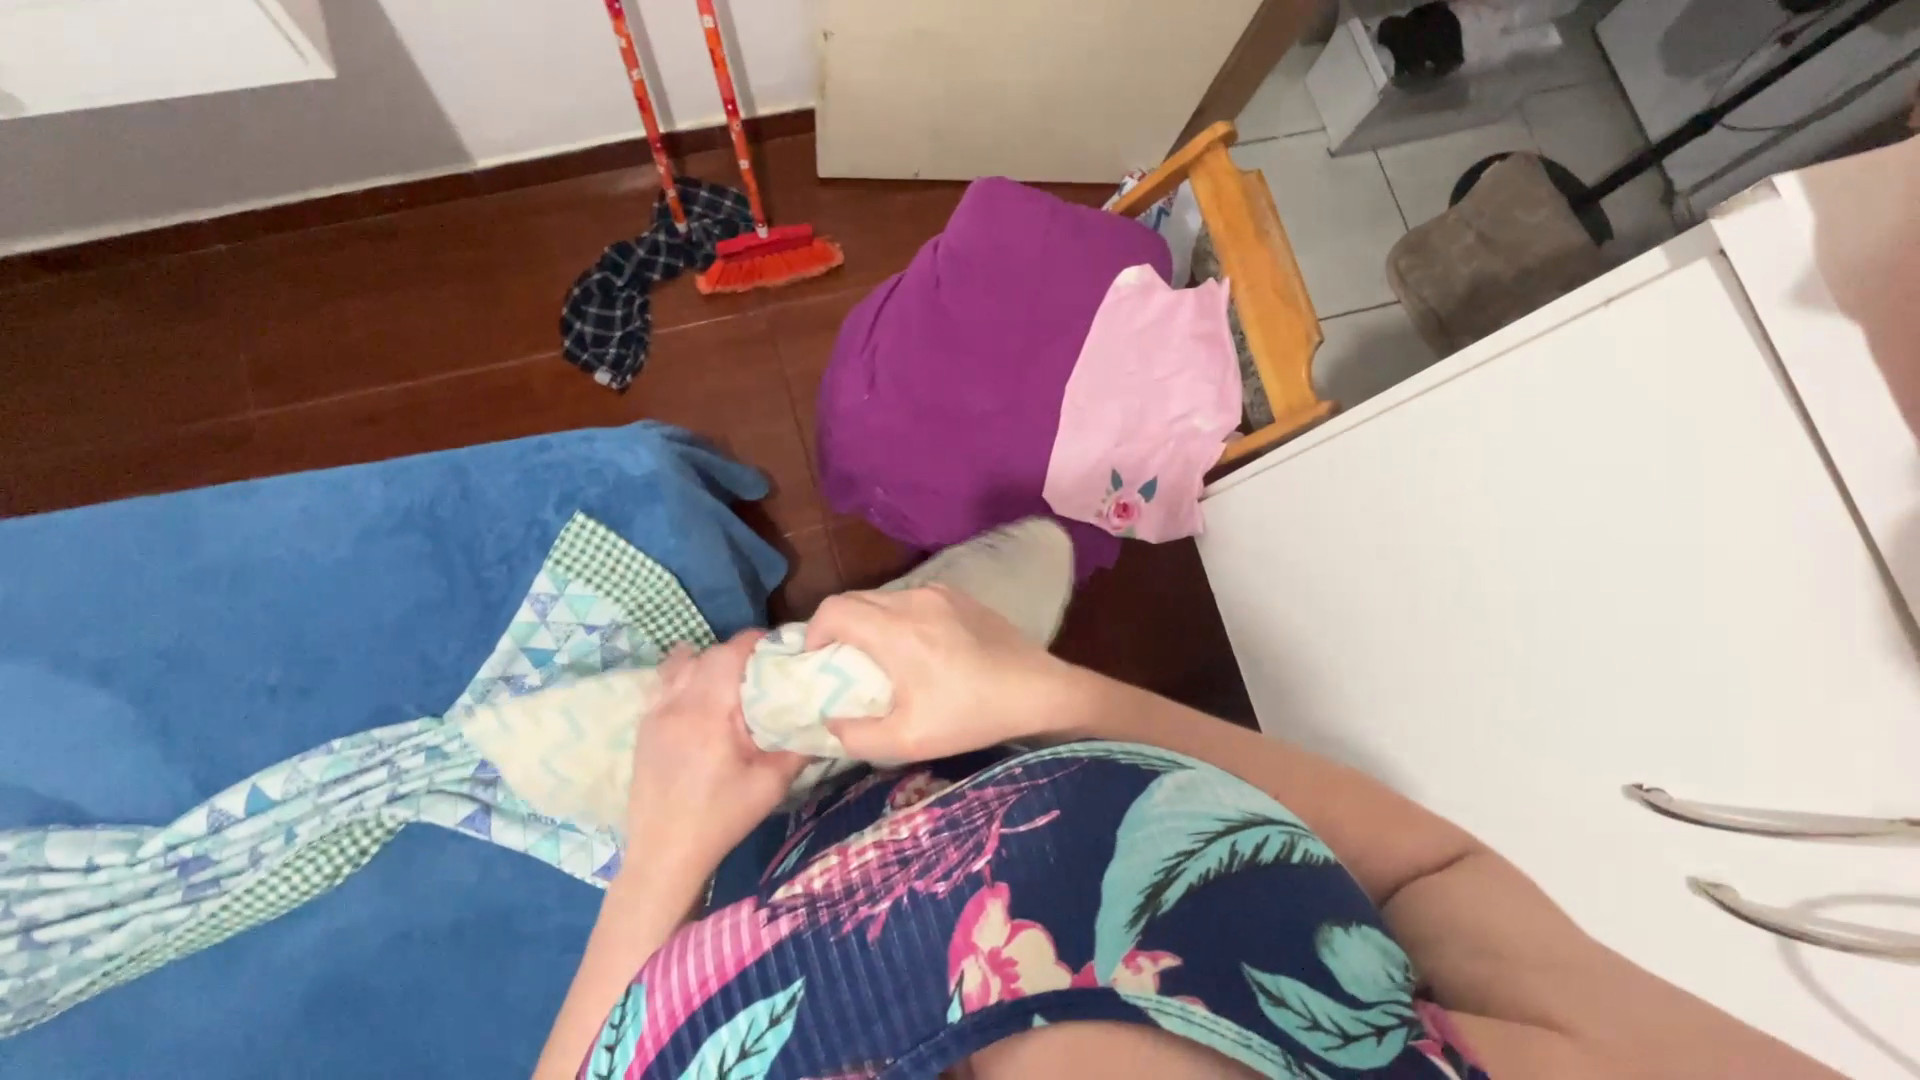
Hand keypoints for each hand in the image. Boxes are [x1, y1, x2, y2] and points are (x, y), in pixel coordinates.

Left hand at [624, 630, 808, 878]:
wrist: (665, 853)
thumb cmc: (722, 818)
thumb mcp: (771, 784)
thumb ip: (799, 745)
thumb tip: (823, 718)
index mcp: (709, 711)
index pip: (731, 652)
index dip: (757, 643)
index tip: (781, 651)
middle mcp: (677, 702)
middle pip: (709, 654)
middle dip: (737, 654)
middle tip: (764, 670)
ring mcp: (655, 712)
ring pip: (681, 663)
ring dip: (708, 662)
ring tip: (731, 680)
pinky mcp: (644, 726)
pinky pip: (663, 683)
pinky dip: (683, 676)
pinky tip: (700, 695)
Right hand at [803, 586, 1083, 762]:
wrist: (1039, 690)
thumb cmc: (972, 715)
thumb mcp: (908, 741)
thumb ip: (856, 737)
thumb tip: (829, 722)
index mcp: (895, 629)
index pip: (832, 610)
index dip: (813, 634)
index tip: (818, 664)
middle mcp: (913, 599)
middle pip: (854, 600)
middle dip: (837, 630)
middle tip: (842, 666)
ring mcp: (939, 593)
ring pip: (883, 598)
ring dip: (869, 624)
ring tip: (880, 661)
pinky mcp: (959, 596)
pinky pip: (912, 600)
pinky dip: (898, 620)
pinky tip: (918, 652)